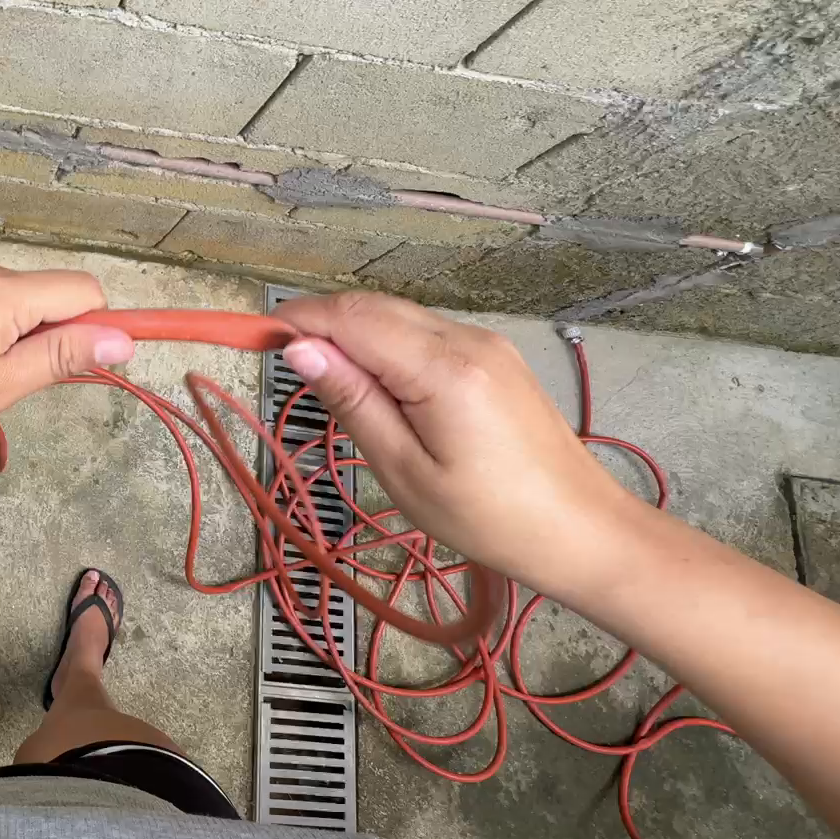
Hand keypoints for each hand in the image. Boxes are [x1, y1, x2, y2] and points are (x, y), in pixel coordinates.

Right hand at [271, 291, 637, 589]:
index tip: (256, 338)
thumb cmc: (486, 517)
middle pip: (371, 306)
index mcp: (442, 369)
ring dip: (347, 330)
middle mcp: (465, 338)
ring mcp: (483, 341)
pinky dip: (379, 341)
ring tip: (321, 376)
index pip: (351, 318)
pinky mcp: (490, 354)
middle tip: (280, 361)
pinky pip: (418, 330)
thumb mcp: (401, 469)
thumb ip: (351, 401)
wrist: (583, 532)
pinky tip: (368, 376)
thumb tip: (299, 350)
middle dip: (317, 321)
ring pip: (393, 313)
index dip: (297, 320)